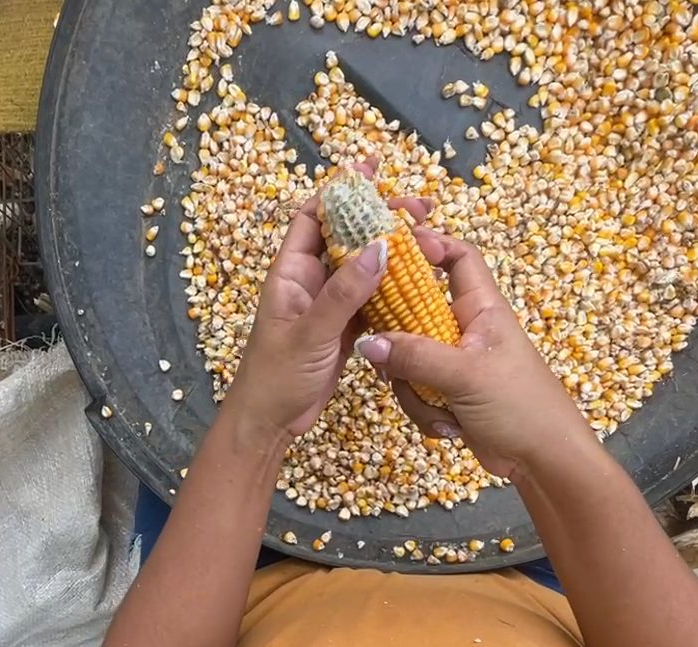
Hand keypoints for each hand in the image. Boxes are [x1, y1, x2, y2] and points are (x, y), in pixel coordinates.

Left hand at [224, 196, 416, 442]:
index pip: (314, 218)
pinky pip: (370, 300)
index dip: (341, 192)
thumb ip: (344, 293)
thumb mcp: (310, 334)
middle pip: (346, 238)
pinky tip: (419, 281)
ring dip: (391, 254)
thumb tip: (381, 247)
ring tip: (428, 239)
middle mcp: (309, 283)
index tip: (372, 171)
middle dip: (379, 220)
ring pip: (362, 269)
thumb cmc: (275, 379)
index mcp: (290, 274)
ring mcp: (327, 307)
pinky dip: (392, 290)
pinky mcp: (343, 330)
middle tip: (419, 209)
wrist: (269, 424)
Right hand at [355, 228, 595, 481]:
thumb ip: (414, 358)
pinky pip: (414, 392)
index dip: (429, 246)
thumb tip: (366, 344)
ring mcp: (453, 364)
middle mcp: (464, 331)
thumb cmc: (521, 406)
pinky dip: (425, 412)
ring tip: (443, 411)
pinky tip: (450, 427)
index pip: (458, 258)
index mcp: (482, 309)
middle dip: (399, 344)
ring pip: (407, 362)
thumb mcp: (465, 377)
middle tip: (385, 361)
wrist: (542, 460)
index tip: (391, 251)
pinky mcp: (446, 394)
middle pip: (413, 315)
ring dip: (415, 391)